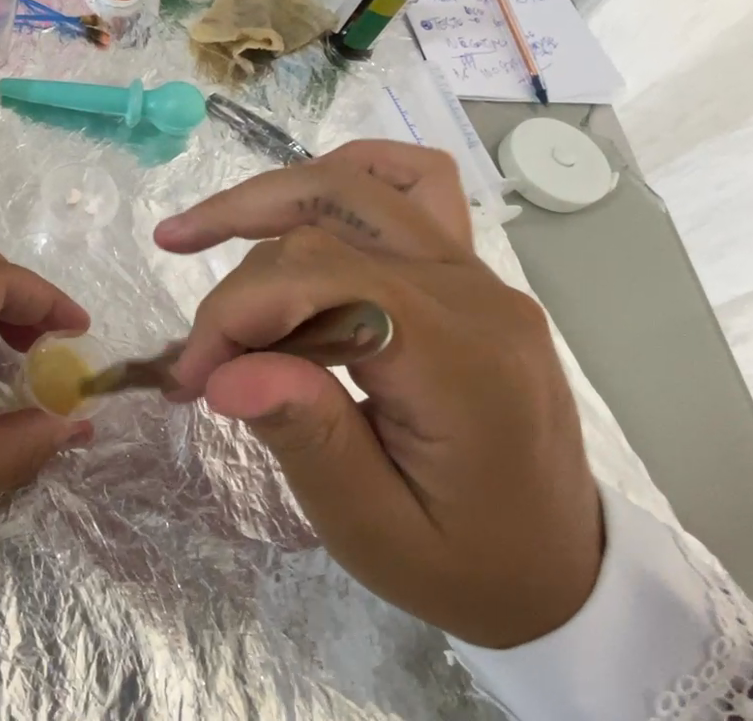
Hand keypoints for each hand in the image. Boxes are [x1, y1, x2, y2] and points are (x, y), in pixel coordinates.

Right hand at [155, 141, 601, 648]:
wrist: (561, 572)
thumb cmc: (466, 564)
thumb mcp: (375, 530)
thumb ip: (308, 439)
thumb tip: (225, 372)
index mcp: (459, 363)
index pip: (320, 282)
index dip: (235, 314)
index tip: (191, 379)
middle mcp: (475, 296)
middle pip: (324, 229)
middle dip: (238, 288)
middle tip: (197, 360)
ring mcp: (477, 276)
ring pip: (357, 187)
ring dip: (266, 201)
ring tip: (194, 231)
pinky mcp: (468, 276)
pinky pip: (413, 186)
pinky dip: (343, 180)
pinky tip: (295, 207)